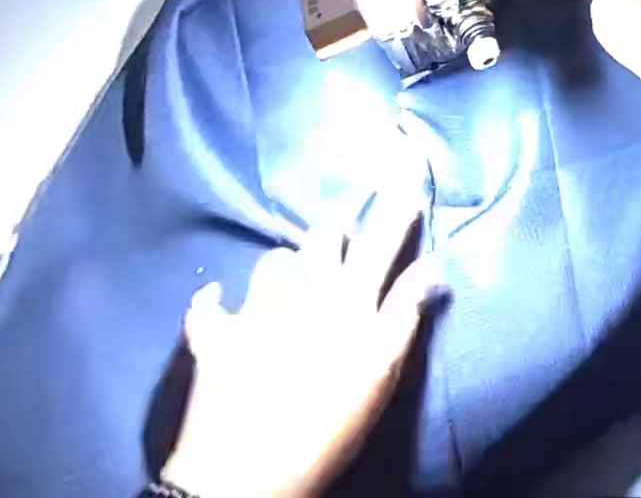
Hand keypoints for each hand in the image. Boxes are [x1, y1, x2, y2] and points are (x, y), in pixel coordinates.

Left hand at [162, 209, 441, 497]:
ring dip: (289, 258)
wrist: (243, 480)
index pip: (379, 239)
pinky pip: (208, 310)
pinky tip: (217, 296)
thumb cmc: (327, 424)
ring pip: (273, 260)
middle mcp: (303, 291)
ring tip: (296, 263)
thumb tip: (432, 263)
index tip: (410, 173)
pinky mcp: (216, 341)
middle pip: (325, 234)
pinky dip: (213, 302)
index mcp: (347, 298)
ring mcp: (255, 312)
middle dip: (345, 210)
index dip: (396, 206)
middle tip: (357, 196)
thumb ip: (405, 312)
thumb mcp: (381, 372)